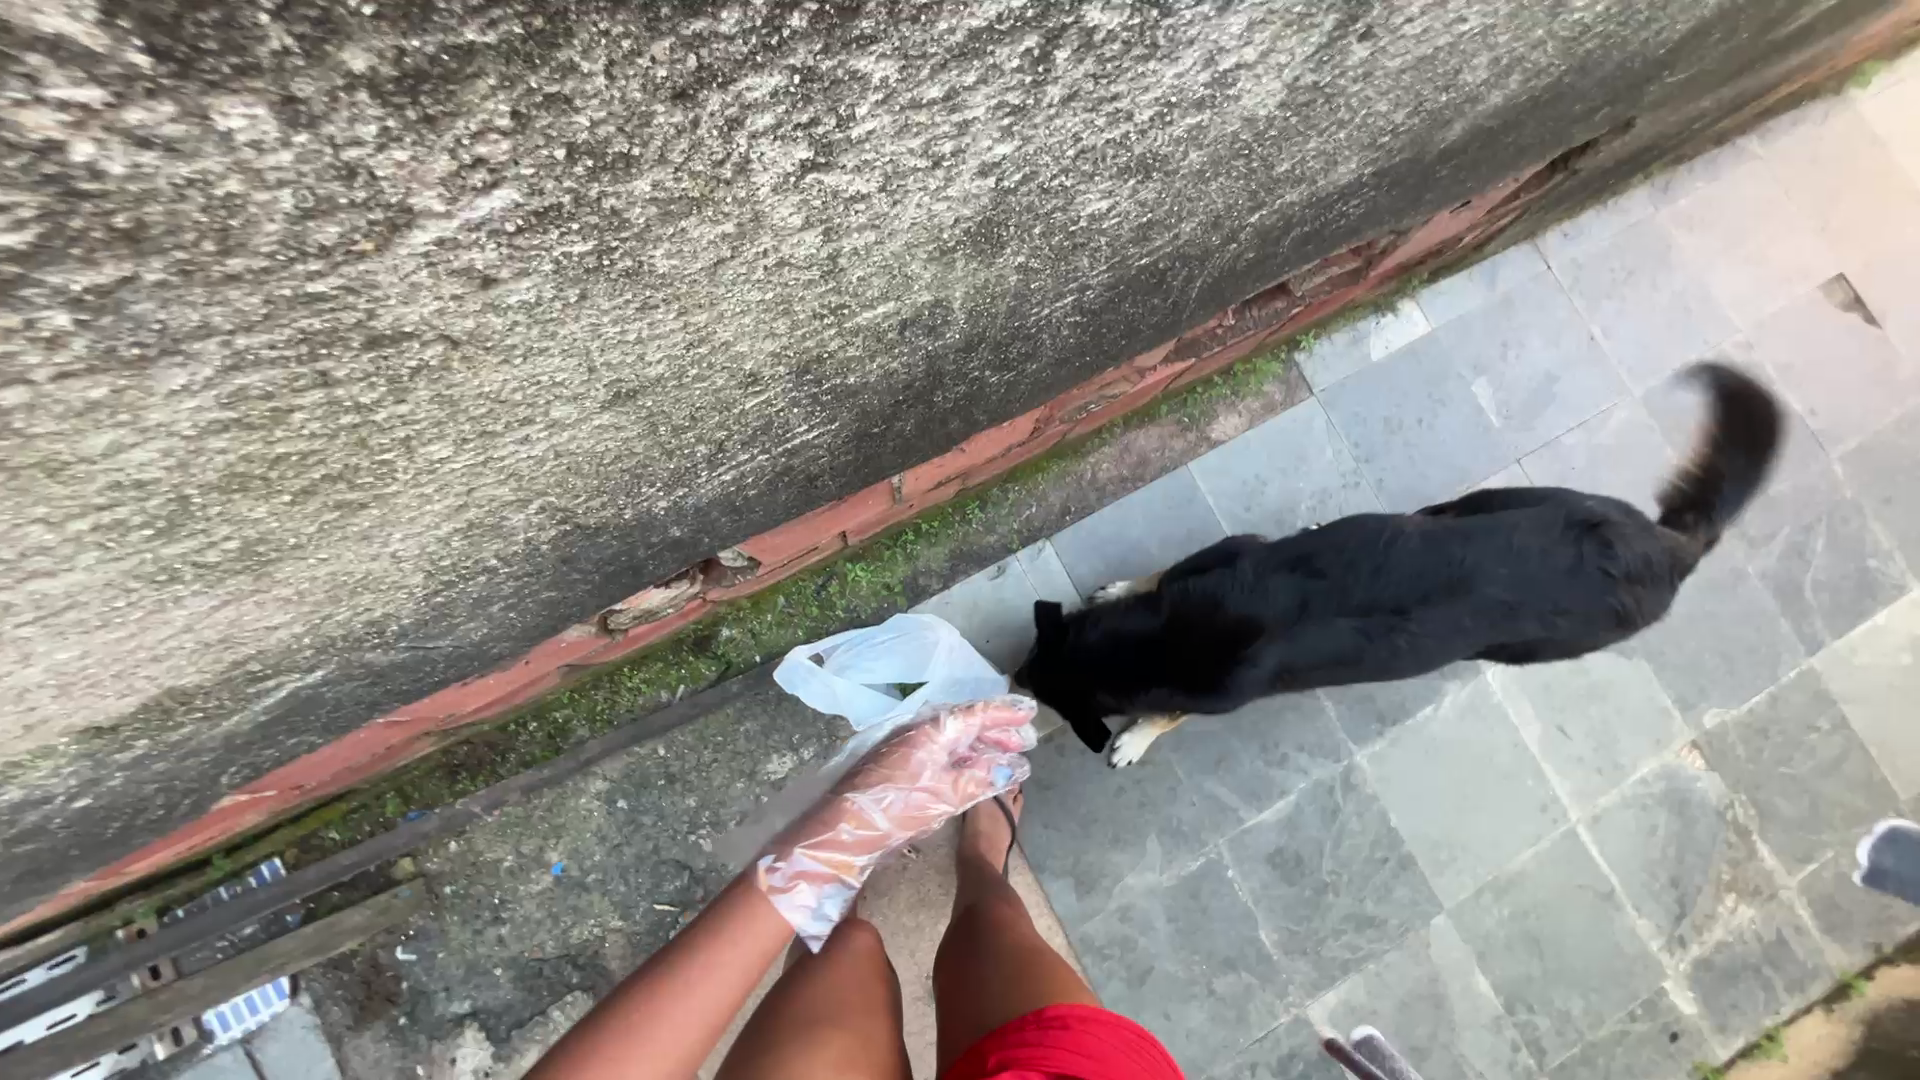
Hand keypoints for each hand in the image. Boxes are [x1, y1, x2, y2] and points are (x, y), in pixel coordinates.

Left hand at [754, 696, 1038, 946]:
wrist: (840, 829)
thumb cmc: (893, 810)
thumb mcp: (943, 797)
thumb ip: (980, 779)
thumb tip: (1014, 766)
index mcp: (931, 731)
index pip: (975, 714)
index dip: (1004, 713)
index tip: (1029, 712)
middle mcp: (920, 732)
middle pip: (965, 724)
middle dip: (996, 732)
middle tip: (1024, 741)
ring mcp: (908, 748)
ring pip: (953, 740)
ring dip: (980, 747)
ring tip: (1006, 757)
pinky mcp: (900, 765)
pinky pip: (941, 753)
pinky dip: (963, 759)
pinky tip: (974, 772)